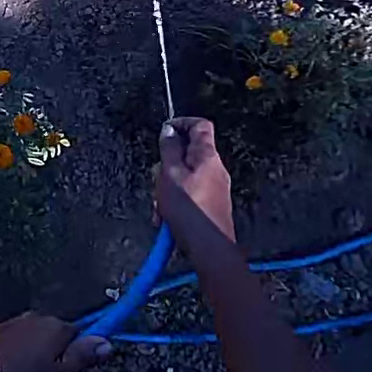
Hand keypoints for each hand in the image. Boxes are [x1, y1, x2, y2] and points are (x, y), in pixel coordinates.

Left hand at [0, 312, 111, 371]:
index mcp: (57, 326)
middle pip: (56, 332)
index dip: (77, 353)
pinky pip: (17, 337)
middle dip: (55, 350)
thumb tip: (107, 342)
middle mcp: (38, 316)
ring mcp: (16, 320)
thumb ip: (84, 357)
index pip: (78, 333)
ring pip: (36, 334)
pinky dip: (19, 349)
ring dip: (36, 349)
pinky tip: (12, 368)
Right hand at [156, 117, 234, 244]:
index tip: (164, 131)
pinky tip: (166, 217)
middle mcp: (214, 168)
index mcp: (207, 156)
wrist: (208, 247)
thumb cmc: (189, 210)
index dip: (181, 123)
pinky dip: (175, 200)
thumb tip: (168, 129)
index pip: (200, 125)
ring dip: (167, 186)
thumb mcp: (170, 174)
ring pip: (184, 175)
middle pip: (187, 153)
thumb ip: (168, 149)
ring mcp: (214, 187)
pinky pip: (188, 193)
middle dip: (167, 164)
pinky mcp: (210, 204)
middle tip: (157, 179)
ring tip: (160, 205)